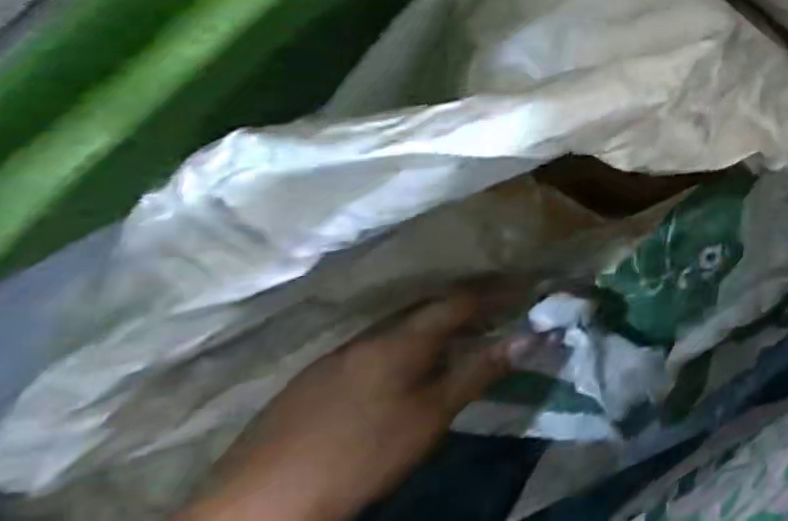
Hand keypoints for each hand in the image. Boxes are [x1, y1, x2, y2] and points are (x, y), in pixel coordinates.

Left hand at [179, 289, 527, 520]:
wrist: (255, 507)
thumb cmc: (359, 456)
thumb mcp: (431, 417)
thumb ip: (480, 371)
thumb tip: (532, 335)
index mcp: (401, 338)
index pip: (461, 300)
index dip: (498, 292)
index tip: (528, 288)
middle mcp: (368, 337)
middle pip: (426, 308)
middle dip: (466, 305)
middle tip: (498, 312)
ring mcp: (331, 359)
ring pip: (394, 329)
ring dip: (430, 328)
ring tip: (455, 341)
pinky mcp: (305, 386)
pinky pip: (368, 350)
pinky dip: (399, 349)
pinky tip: (399, 374)